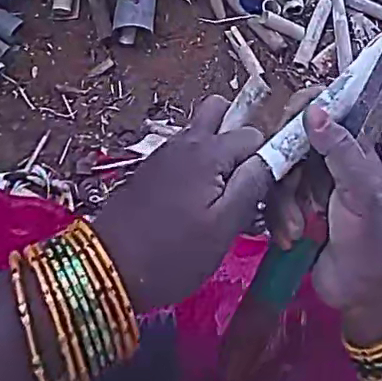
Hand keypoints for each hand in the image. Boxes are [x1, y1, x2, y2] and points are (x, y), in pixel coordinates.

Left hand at [94, 96, 272, 310]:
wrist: (106, 269)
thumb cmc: (171, 253)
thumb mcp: (222, 227)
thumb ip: (252, 184)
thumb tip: (274, 157)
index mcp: (209, 150)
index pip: (256, 136)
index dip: (272, 163)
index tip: (275, 199)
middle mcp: (188, 140)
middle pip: (223, 112)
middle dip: (244, 139)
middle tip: (252, 180)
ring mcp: (168, 152)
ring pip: (206, 133)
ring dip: (224, 154)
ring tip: (232, 198)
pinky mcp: (155, 168)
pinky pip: (189, 153)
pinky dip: (204, 167)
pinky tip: (206, 206)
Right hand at [295, 107, 381, 342]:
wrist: (367, 296)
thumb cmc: (375, 239)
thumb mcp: (362, 191)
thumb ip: (340, 149)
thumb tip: (314, 110)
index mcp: (348, 146)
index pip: (321, 110)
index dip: (301, 110)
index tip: (289, 126)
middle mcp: (324, 160)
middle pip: (288, 140)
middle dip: (286, 169)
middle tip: (293, 189)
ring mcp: (306, 185)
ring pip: (276, 172)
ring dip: (284, 203)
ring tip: (298, 229)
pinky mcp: (290, 210)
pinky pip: (270, 200)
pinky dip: (277, 220)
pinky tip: (291, 238)